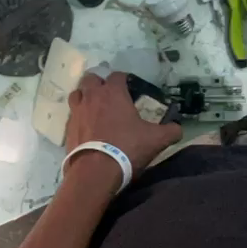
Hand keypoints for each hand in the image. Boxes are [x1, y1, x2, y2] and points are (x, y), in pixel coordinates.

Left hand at [66, 72, 181, 184]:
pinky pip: (72, 114)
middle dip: (100, 83)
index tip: (130, 88)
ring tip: (94, 106)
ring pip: (78, 93)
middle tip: (110, 95)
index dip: (124, 80)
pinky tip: (86, 126)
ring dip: (85, 96)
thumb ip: (170, 131)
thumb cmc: (127, 148)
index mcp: (113, 93)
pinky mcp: (68, 127)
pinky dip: (79, 115)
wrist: (95, 172)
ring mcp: (77, 111)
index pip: (117, 75)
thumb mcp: (156, 140)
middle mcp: (92, 96)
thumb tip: (179, 128)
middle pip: (92, 79)